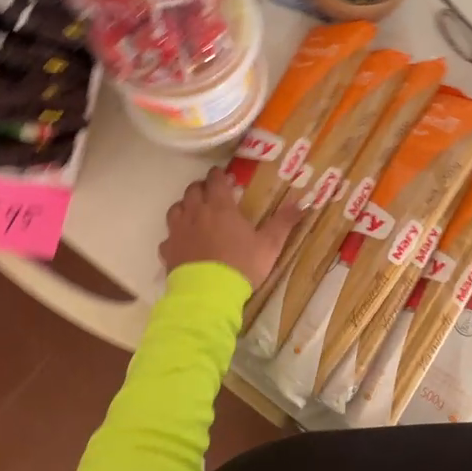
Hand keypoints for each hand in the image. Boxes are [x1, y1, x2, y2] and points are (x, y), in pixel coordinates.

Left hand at [159, 167, 304, 289]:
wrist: (209, 295)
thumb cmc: (241, 266)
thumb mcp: (269, 245)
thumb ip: (284, 222)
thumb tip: (303, 202)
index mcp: (220, 207)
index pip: (215, 180)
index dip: (219, 175)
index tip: (225, 177)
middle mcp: (196, 213)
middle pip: (193, 190)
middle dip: (202, 188)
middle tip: (213, 194)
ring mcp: (178, 231)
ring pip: (176, 208)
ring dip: (186, 206)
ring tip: (196, 214)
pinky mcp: (168, 251)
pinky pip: (168, 236)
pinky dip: (175, 235)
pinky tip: (182, 243)